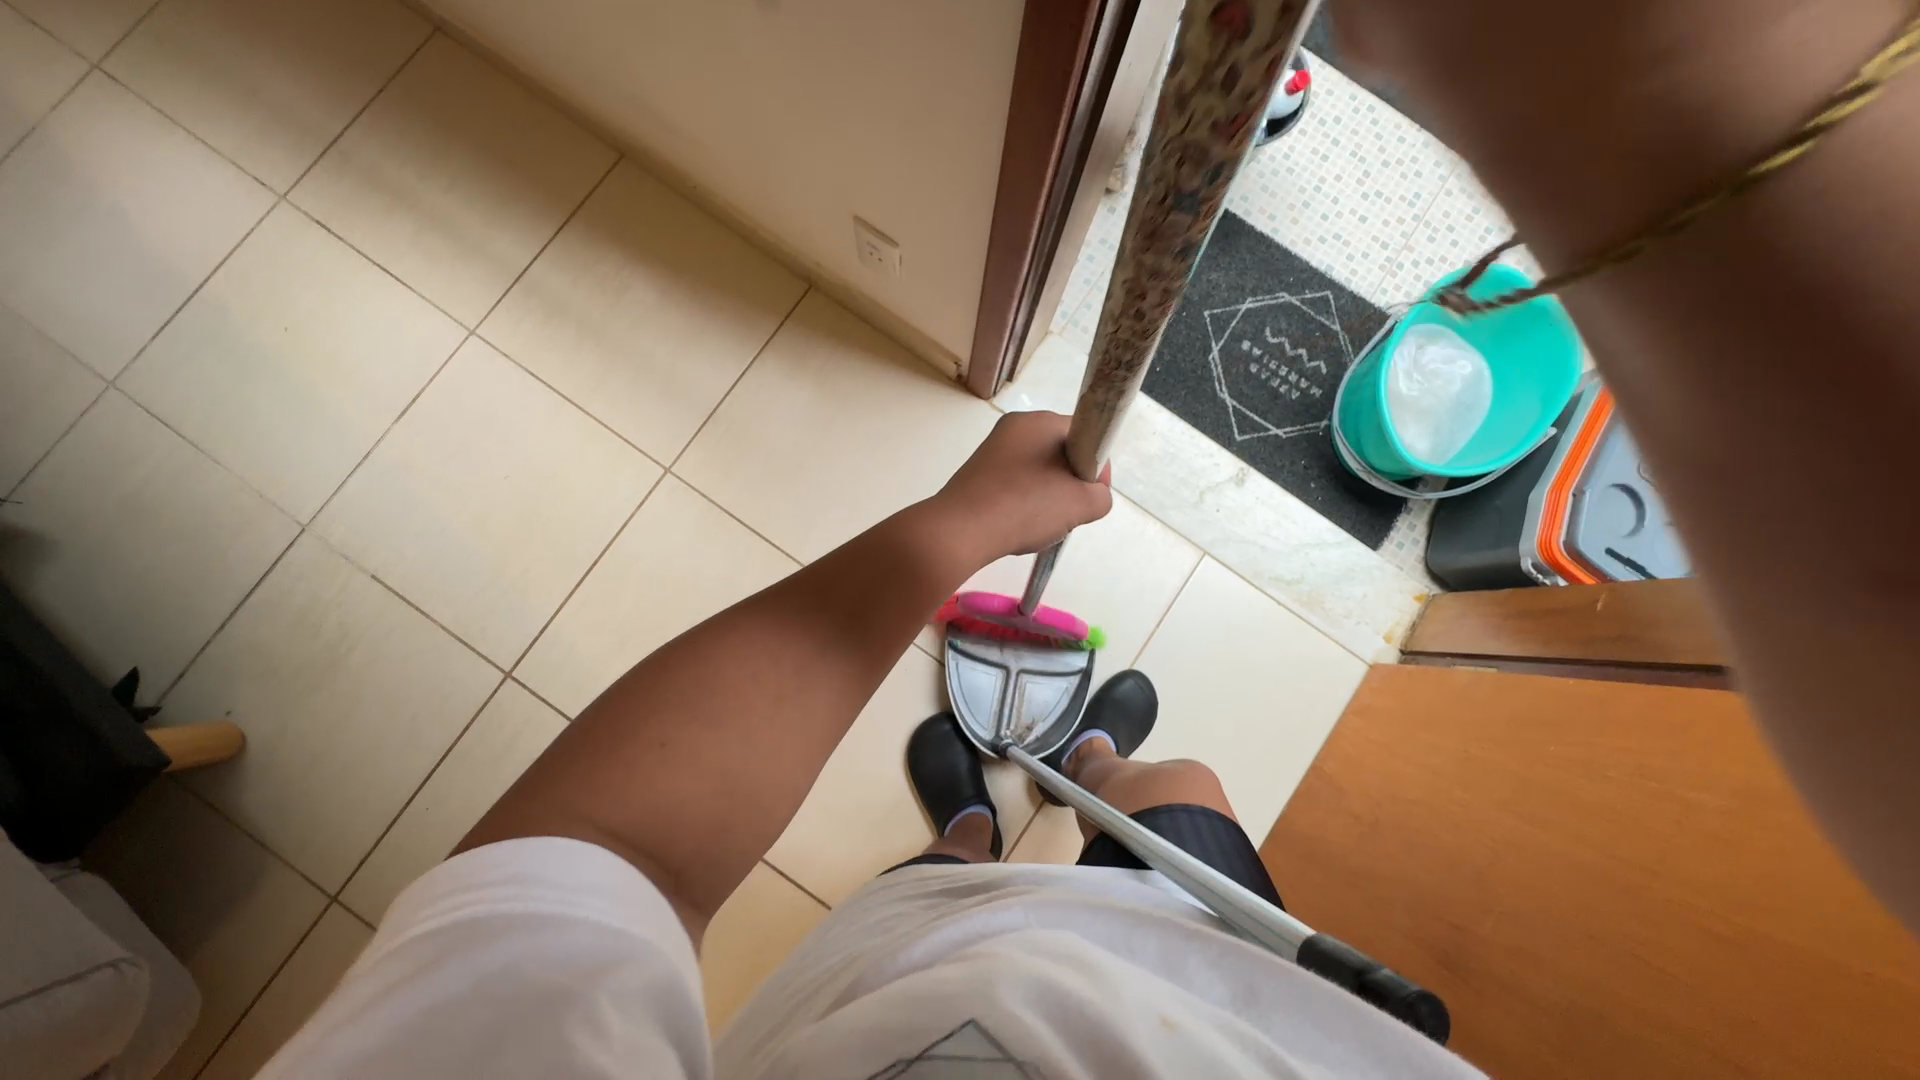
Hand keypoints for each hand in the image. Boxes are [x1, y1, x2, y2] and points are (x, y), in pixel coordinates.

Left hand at [924, 410, 1112, 567]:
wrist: (961, 531)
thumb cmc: (1024, 507)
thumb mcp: (1081, 504)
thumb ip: (1100, 495)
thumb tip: (1091, 494)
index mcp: (1040, 420)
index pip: (1087, 434)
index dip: (1097, 466)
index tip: (1092, 494)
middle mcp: (1015, 427)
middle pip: (1061, 453)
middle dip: (1072, 483)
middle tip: (1068, 513)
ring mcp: (993, 449)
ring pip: (1038, 471)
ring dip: (1048, 496)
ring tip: (1041, 523)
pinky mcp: (978, 473)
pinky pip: (1015, 483)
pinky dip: (1023, 502)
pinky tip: (1019, 524)